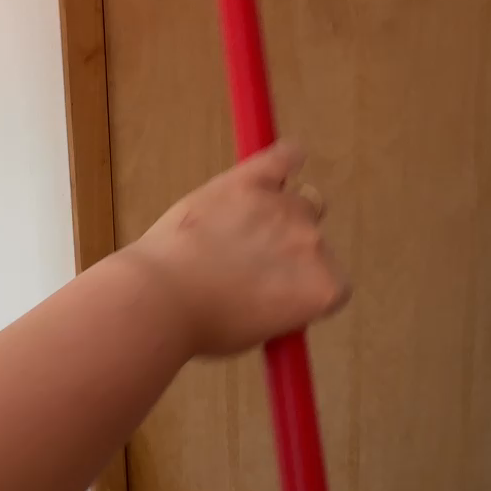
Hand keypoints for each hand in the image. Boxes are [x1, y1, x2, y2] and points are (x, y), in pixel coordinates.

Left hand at [121, 142, 349, 357]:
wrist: (160, 298)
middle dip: (281, 247)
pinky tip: (281, 163)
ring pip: (295, 200)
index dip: (299, 285)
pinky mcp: (248, 182)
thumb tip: (274, 294)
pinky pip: (284, 157)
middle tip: (238, 262)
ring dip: (272, 211)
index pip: (330, 282)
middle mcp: (313, 245)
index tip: (272, 291)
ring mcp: (282, 208)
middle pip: (311, 236)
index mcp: (322, 290)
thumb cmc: (200, 325)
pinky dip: (285, 159)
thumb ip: (280, 307)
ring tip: (229, 229)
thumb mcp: (255, 334)